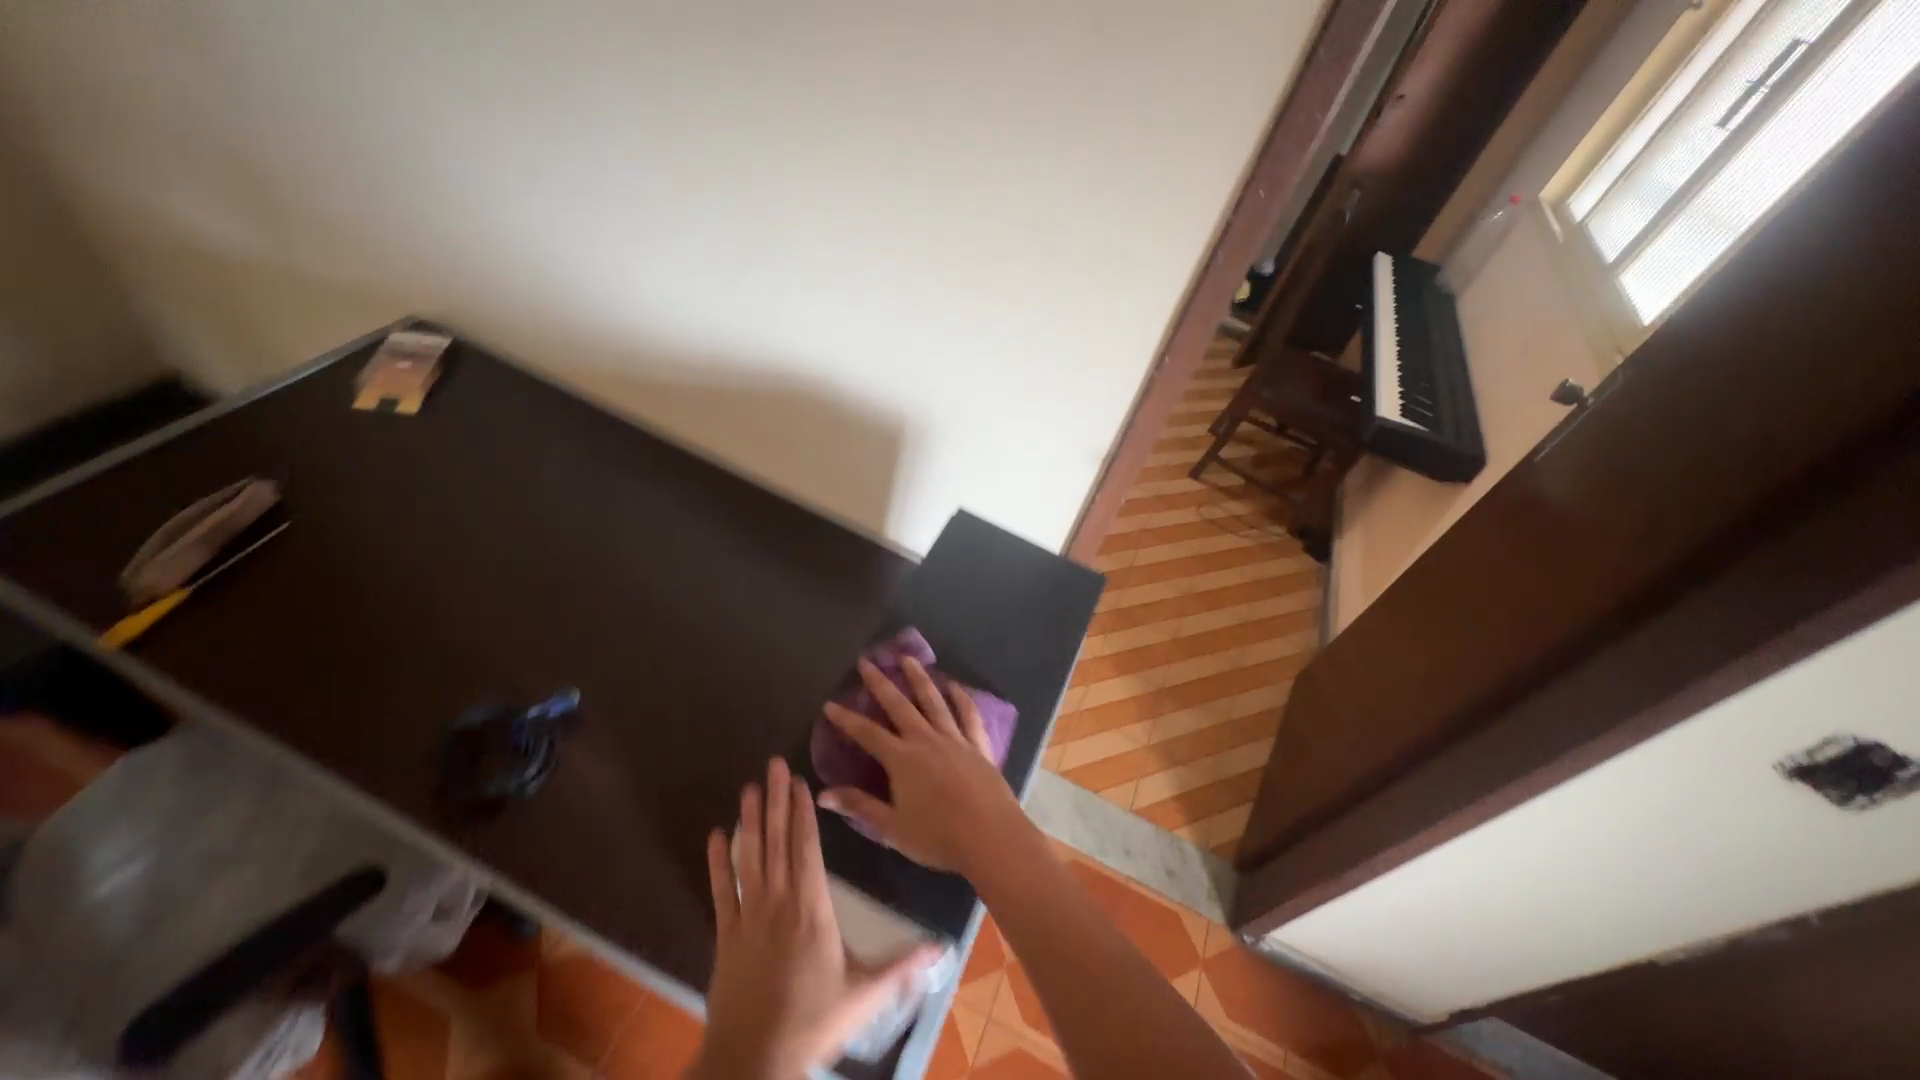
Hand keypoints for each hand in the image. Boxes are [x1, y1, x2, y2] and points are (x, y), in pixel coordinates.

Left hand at [693, 759, 935, 1079]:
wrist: (754, 1058)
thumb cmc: (813, 1020)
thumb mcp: (865, 995)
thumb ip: (902, 966)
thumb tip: (943, 947)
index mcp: (812, 909)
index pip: (806, 848)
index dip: (803, 812)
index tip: (800, 781)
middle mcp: (778, 903)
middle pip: (777, 842)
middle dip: (777, 801)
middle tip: (773, 764)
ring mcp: (747, 917)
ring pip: (749, 858)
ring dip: (749, 821)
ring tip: (748, 788)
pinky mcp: (726, 936)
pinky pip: (720, 891)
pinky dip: (718, 862)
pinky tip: (715, 836)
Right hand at [818, 656, 1029, 874]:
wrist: (991, 837)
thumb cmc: (938, 836)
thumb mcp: (892, 827)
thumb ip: (859, 806)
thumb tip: (822, 794)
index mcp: (902, 759)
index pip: (867, 733)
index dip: (847, 719)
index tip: (830, 704)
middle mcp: (926, 740)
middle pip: (899, 706)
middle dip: (880, 683)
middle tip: (866, 661)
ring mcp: (955, 740)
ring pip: (934, 701)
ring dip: (919, 678)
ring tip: (908, 659)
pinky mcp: (979, 746)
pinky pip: (968, 715)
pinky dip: (961, 698)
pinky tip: (955, 686)